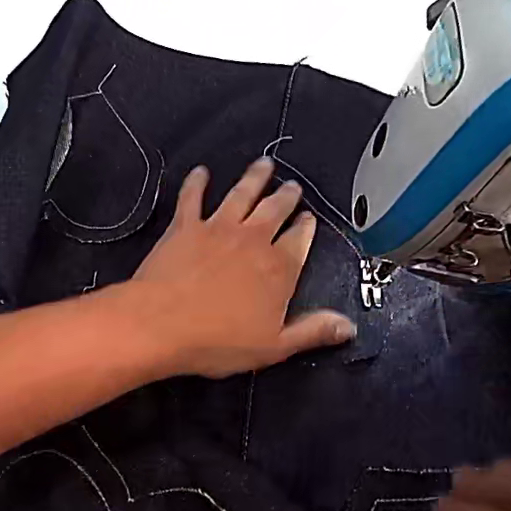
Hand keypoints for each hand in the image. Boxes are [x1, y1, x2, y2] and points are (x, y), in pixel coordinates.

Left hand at [127, 158, 354, 377]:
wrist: (161, 323)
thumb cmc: (218, 340)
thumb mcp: (274, 345)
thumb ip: (313, 330)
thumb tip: (348, 326)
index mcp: (278, 268)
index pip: (299, 240)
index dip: (306, 227)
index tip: (308, 219)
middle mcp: (253, 239)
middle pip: (275, 209)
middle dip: (286, 196)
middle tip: (292, 186)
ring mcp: (218, 228)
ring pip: (242, 194)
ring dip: (255, 178)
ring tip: (264, 164)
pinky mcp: (186, 225)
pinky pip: (193, 197)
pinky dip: (197, 183)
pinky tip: (202, 172)